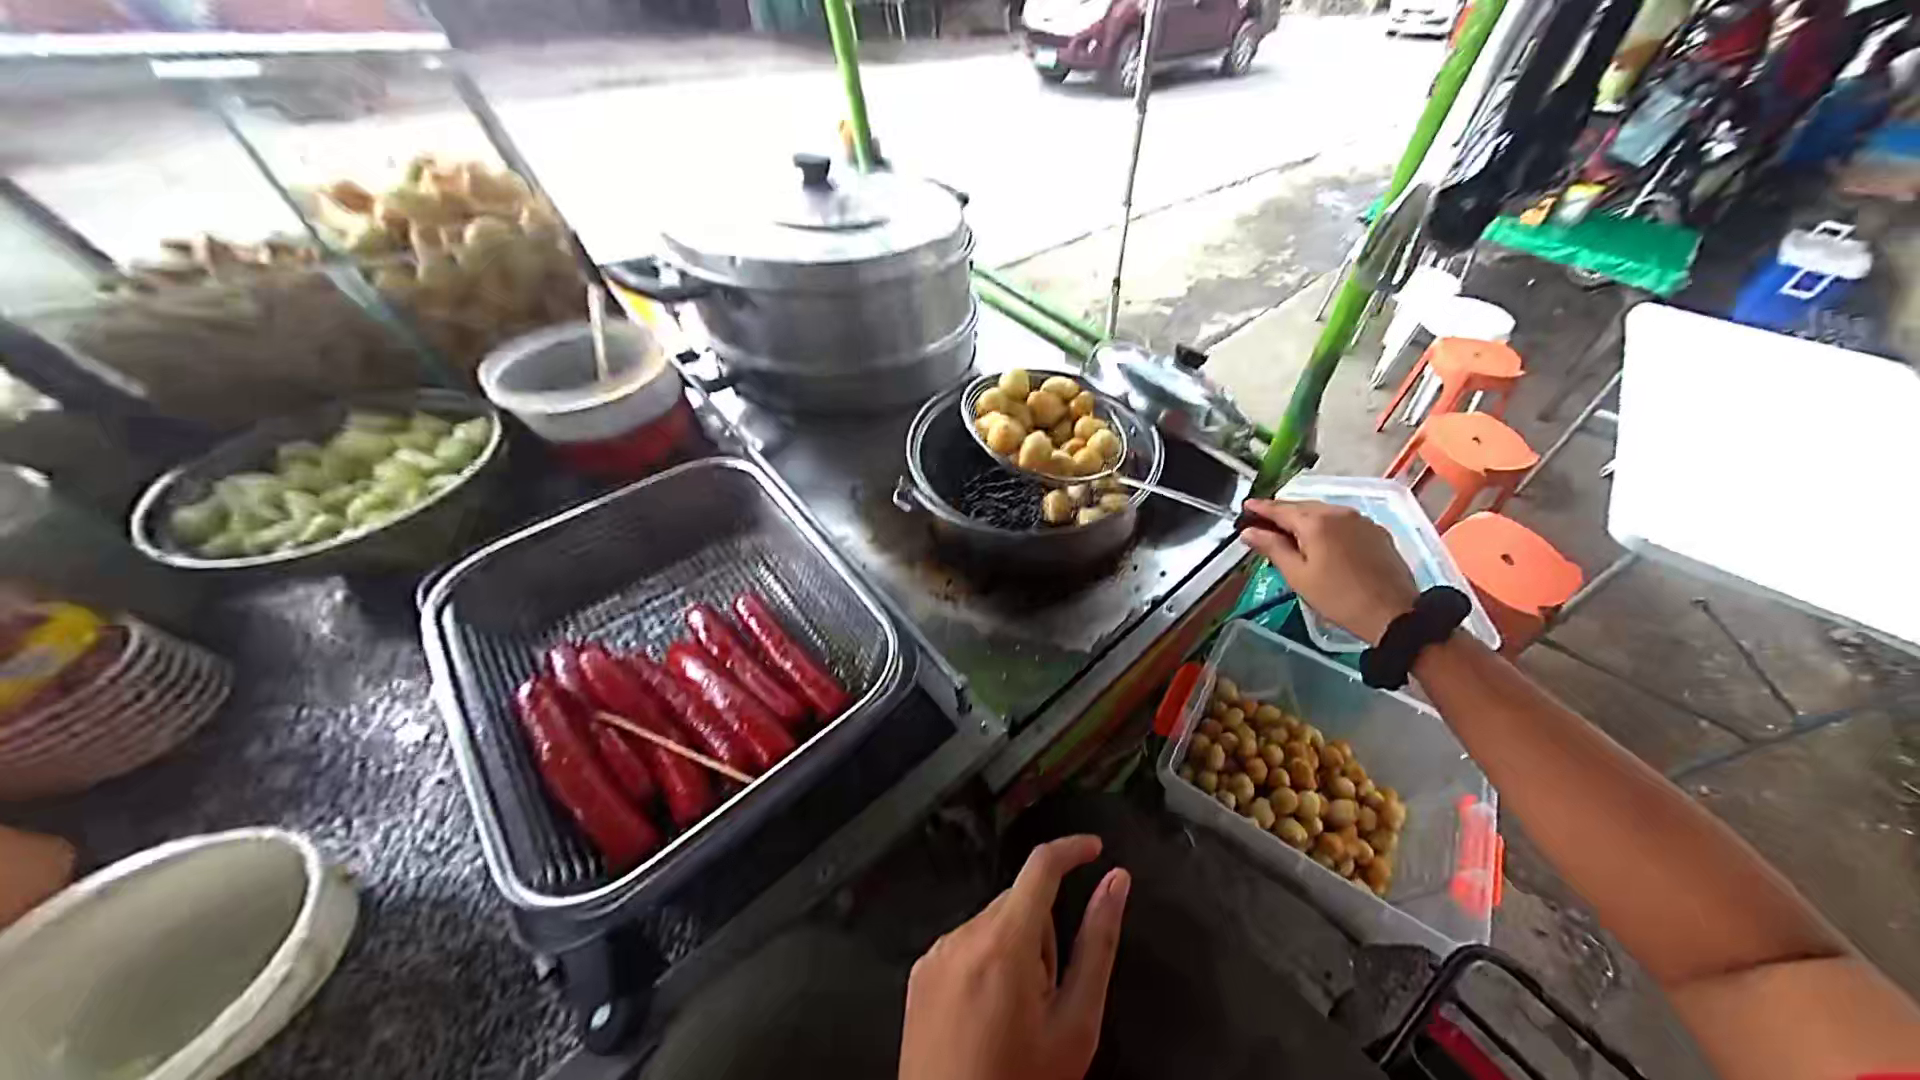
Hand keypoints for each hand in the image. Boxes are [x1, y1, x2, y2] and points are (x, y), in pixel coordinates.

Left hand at [899, 835, 1129, 1079]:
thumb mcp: (1076, 1024)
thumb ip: (1098, 944)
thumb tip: (1115, 884)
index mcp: (1004, 943)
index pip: (1040, 866)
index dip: (1071, 848)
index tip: (1094, 848)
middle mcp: (962, 935)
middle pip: (1019, 903)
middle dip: (1041, 933)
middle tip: (1047, 996)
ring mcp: (936, 953)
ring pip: (993, 923)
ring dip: (1013, 950)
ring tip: (1015, 1015)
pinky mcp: (921, 971)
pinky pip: (964, 943)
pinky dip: (984, 962)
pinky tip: (987, 1015)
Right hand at [1238, 499, 1418, 645]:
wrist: (1394, 613)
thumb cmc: (1338, 597)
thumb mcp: (1297, 575)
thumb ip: (1272, 548)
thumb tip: (1249, 531)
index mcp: (1315, 522)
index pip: (1279, 509)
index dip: (1260, 508)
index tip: (1246, 506)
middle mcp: (1338, 513)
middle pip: (1302, 506)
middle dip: (1281, 512)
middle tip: (1263, 522)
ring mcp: (1361, 520)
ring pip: (1323, 511)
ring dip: (1304, 518)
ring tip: (1289, 530)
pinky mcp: (1376, 531)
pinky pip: (1342, 521)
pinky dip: (1325, 525)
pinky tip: (1320, 539)